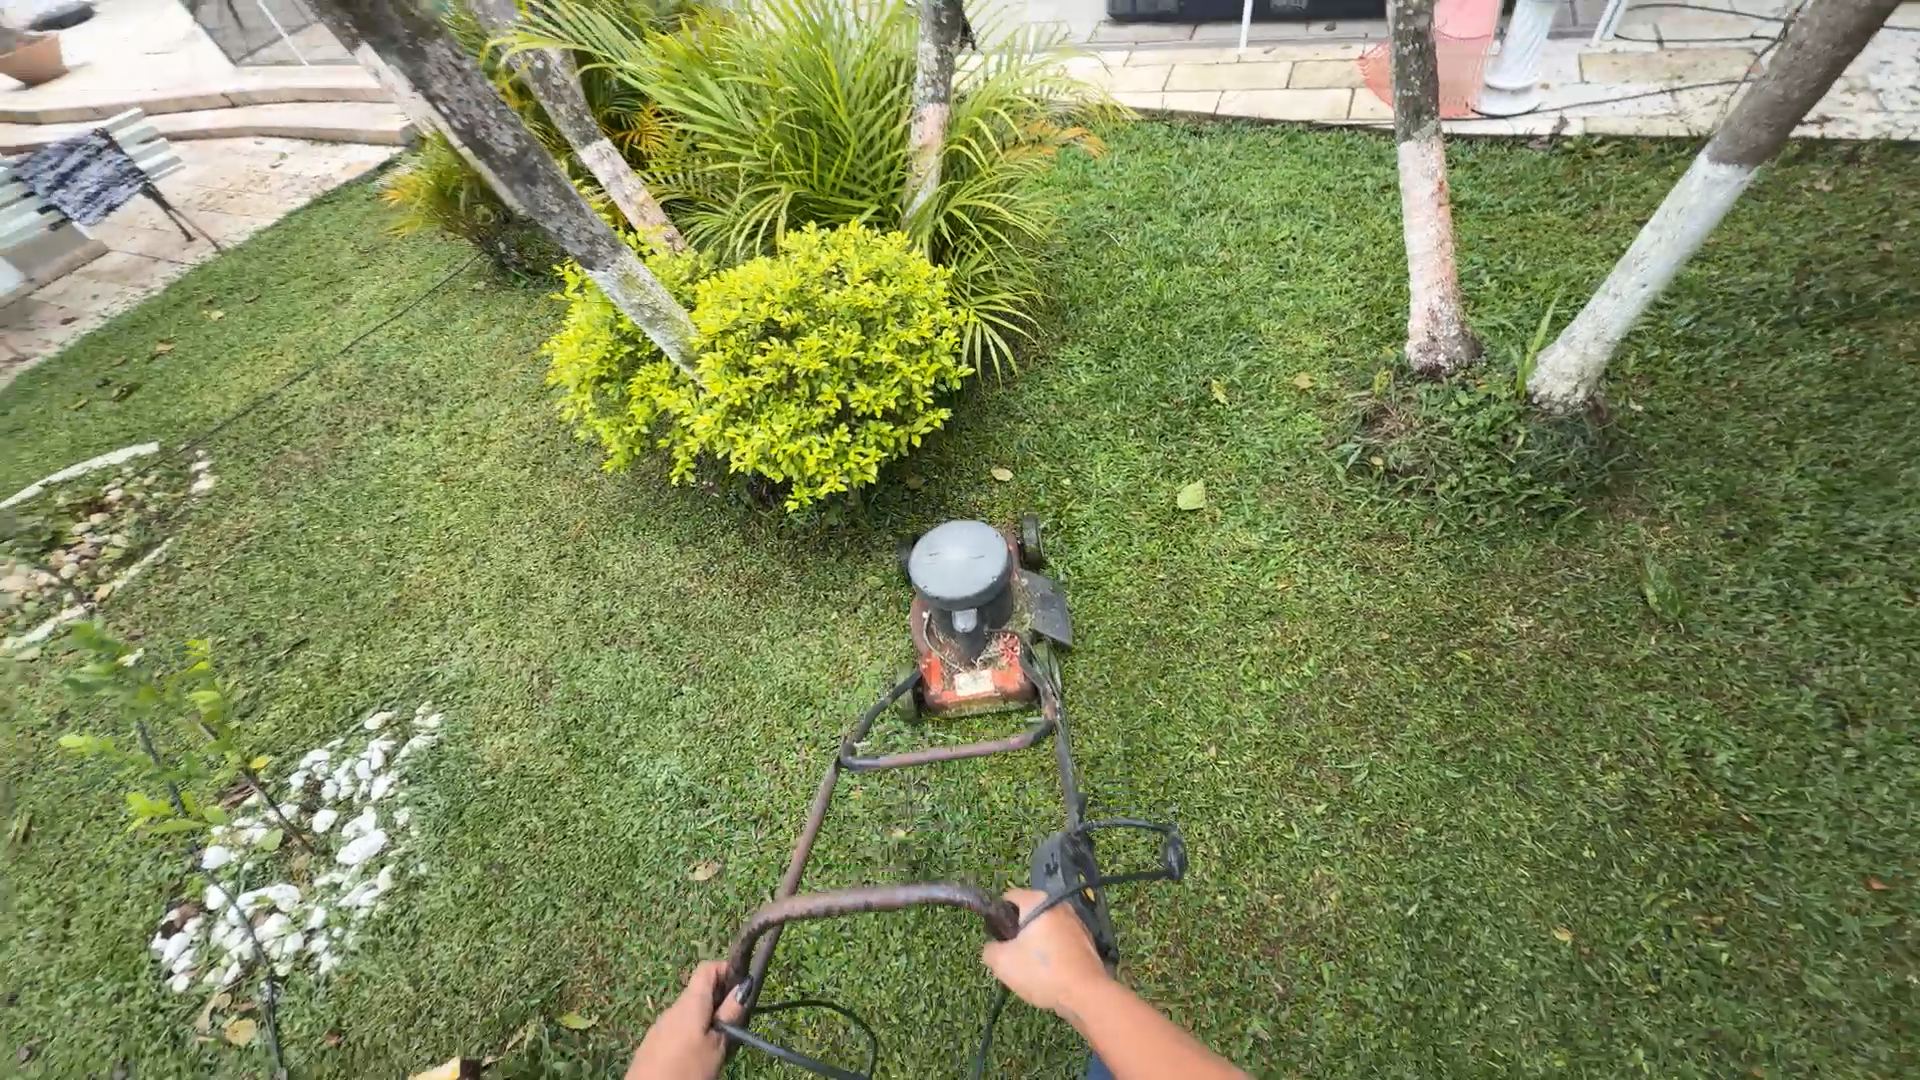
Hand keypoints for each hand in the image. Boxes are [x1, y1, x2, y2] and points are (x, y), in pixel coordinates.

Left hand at [625, 960, 746, 1079]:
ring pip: (688, 1014)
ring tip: (714, 1047)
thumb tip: (743, 985)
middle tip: (732, 1026)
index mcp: (690, 1002)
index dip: (726, 971)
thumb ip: (730, 1014)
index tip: (740, 991)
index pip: (707, 968)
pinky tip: (692, 1059)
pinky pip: (675, 1030)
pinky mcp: (651, 1046)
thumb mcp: (717, 1045)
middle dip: (718, 1004)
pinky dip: (688, 1036)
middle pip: (699, 993)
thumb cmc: (686, 1071)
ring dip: (704, 1022)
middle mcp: (673, 1008)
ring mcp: (659, 1027)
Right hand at [980, 887, 1112, 1013]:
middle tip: (1014, 958)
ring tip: (1034, 971)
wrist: (1086, 994)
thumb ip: (989, 950)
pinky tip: (1052, 975)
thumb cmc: (1041, 972)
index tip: (998, 939)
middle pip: (1029, 915)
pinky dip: (1054, 953)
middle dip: (1019, 934)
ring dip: (1037, 945)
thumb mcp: (1003, 963)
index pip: (1009, 897)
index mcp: (1037, 901)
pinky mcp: (1087, 940)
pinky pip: (1061, 941)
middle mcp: (1058, 903)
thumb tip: (992, 947)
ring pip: (1046, 930)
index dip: (998, 917)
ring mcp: (1076, 921)